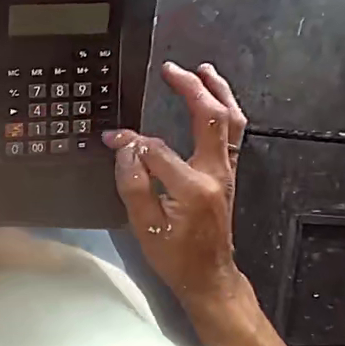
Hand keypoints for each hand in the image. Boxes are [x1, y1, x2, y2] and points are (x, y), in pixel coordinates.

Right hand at [103, 61, 248, 310]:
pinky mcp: (228, 175)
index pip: (156, 149)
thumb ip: (133, 184)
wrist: (208, 276)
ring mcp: (226, 173)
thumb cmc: (176, 257)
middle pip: (210, 117)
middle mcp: (216, 174)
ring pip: (230, 121)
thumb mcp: (144, 226)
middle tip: (173, 70)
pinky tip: (216, 101)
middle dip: (191, 88)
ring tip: (203, 71)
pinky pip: (232, 134)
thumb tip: (125, 149)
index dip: (130, 141)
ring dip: (218, 92)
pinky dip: (225, 111)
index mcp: (193, 187)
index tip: (112, 139)